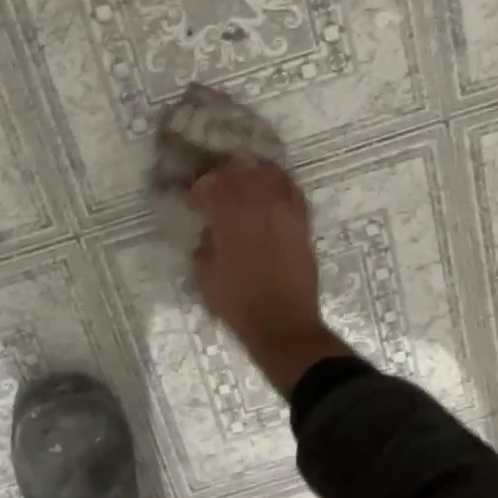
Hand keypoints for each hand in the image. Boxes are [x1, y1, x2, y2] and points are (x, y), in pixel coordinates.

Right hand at [187, 161, 346, 393]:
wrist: (283, 325)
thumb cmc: (238, 304)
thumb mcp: (206, 276)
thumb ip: (204, 246)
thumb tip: (209, 233)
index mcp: (231, 220)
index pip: (214, 184)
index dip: (201, 188)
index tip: (194, 202)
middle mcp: (260, 208)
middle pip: (243, 172)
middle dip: (226, 175)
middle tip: (217, 188)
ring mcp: (285, 213)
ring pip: (270, 175)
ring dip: (253, 175)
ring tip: (244, 185)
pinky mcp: (302, 225)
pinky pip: (293, 192)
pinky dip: (280, 185)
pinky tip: (271, 193)